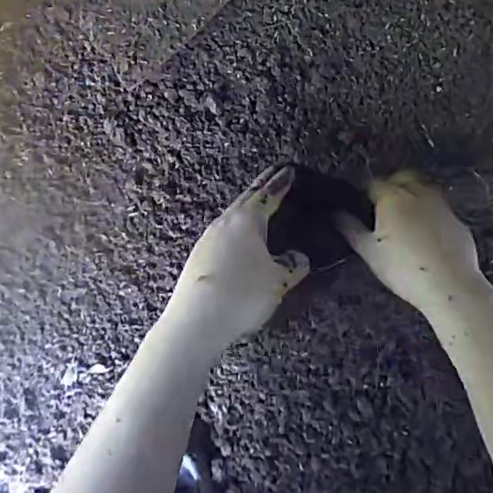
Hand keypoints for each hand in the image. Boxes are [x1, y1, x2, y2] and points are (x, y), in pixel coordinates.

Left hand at [168, 164, 310, 344]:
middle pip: (247, 199)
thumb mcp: (279, 280)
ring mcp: (207, 239)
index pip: (268, 194)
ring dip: (247, 210)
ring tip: (260, 209)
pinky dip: (237, 231)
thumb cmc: (242, 294)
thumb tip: (298, 257)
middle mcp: (224, 222)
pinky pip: (224, 235)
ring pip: (233, 217)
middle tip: (275, 178)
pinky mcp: (198, 258)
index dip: (281, 183)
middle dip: (262, 188)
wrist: (195, 322)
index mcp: (246, 219)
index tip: (289, 170)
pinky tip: (241, 241)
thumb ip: (293, 264)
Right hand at [336, 171, 490, 318]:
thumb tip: (334, 214)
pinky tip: (428, 236)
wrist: (450, 286)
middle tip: (384, 207)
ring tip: (406, 220)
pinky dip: (432, 216)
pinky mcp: (458, 221)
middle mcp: (419, 194)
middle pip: (403, 178)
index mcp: (393, 197)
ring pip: (425, 190)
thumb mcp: (369, 251)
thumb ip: (350, 228)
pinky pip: (441, 211)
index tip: (364, 207)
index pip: (374, 184)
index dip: (367, 195)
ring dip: (414, 197)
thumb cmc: (404, 268)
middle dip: (392, 186)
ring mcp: (442, 206)